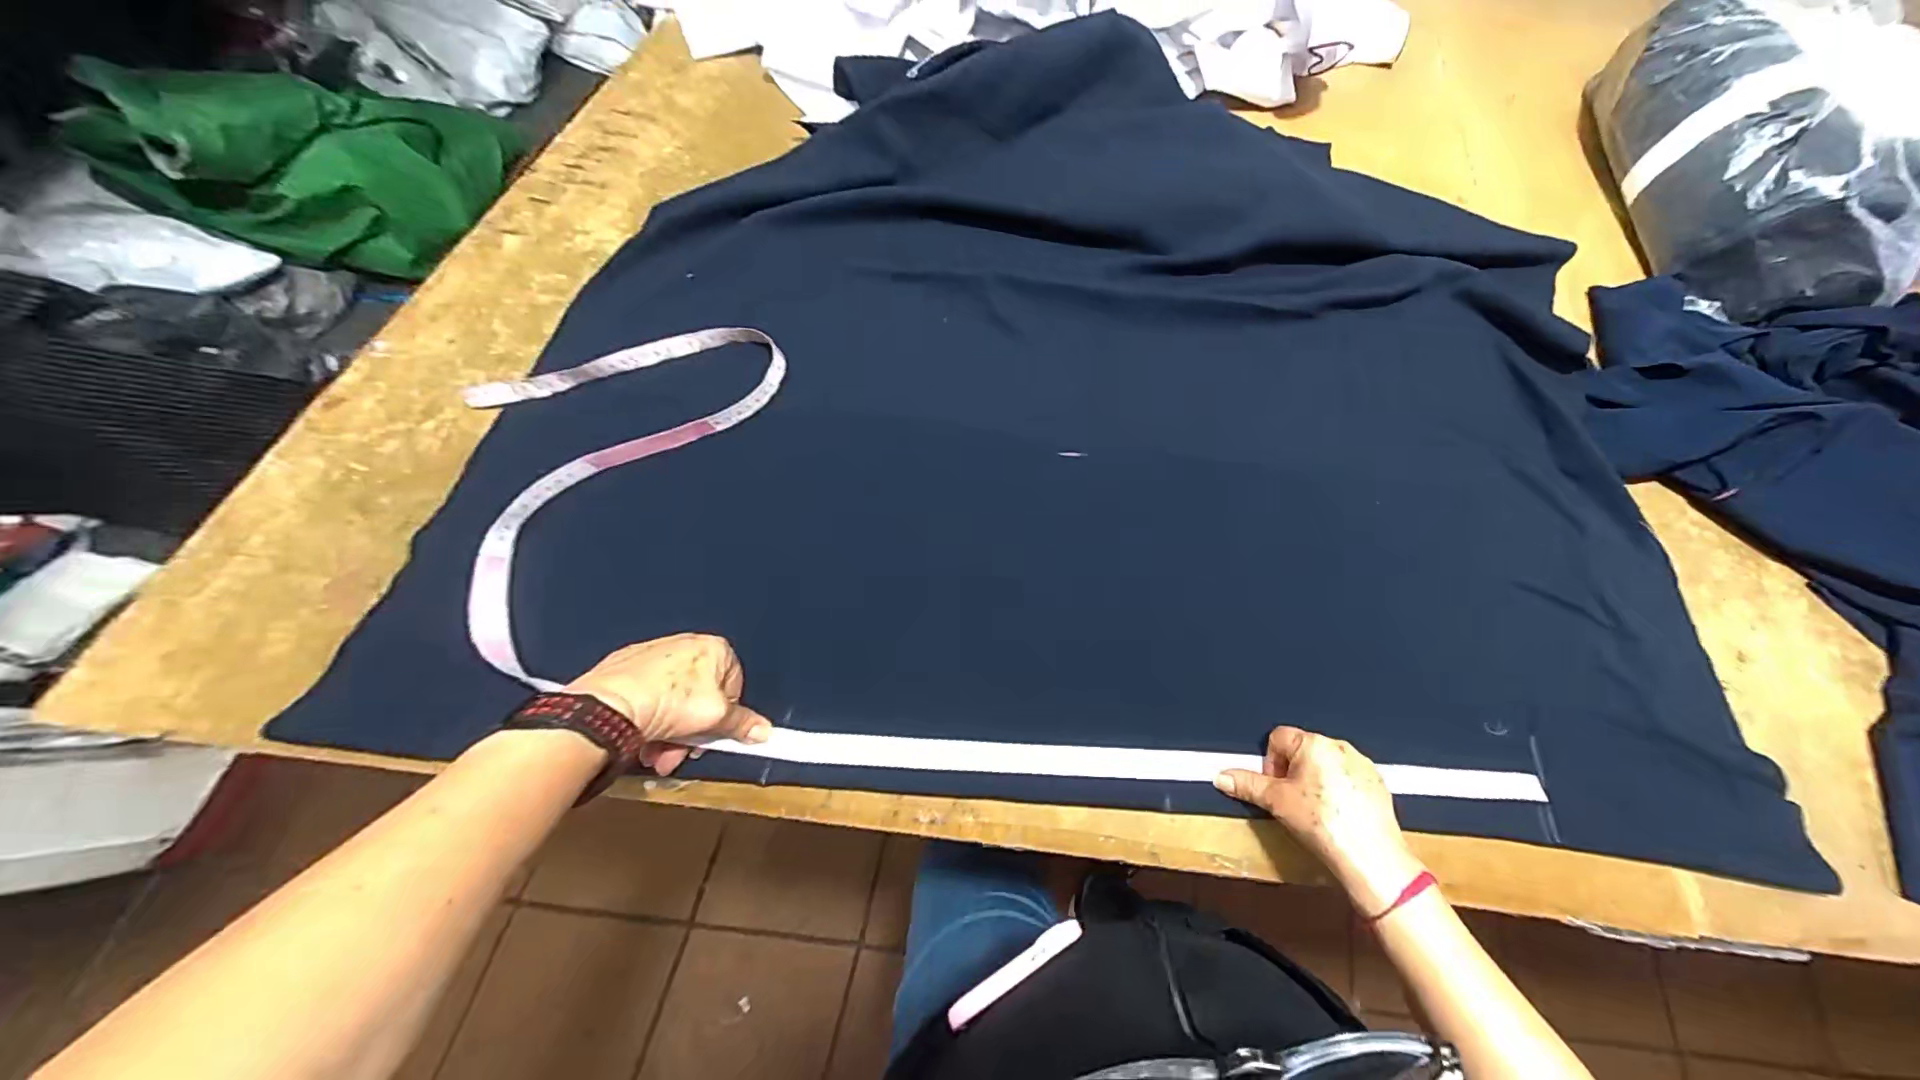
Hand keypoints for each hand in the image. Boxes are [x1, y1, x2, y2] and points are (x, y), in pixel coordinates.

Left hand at [565, 634, 771, 775]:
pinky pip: (646, 696)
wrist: (610, 705)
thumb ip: (742, 724)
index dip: (726, 717)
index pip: (733, 685)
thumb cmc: (668, 702)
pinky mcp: (625, 666)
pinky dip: (646, 718)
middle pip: (700, 696)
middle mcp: (684, 644)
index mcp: (714, 648)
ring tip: (657, 753)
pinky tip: (640, 739)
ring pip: (671, 700)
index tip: (717, 737)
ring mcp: (652, 654)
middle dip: (692, 730)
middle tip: (684, 751)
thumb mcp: (717, 718)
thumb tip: (762, 729)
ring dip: (669, 732)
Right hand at [1215, 726, 1424, 914]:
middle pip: (1301, 751)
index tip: (1274, 786)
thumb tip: (1224, 776)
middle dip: (1291, 773)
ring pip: (1325, 765)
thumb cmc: (1327, 827)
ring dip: (1314, 782)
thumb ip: (1246, 784)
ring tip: (1314, 811)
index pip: (1277, 738)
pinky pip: (1347, 780)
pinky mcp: (1377, 785)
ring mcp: (1362, 766)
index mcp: (1314, 744)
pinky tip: (1335, 816)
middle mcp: (1341, 748)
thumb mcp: (1275, 802)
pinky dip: (1338, 793)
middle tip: (1291, 801)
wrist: (1371, 858)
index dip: (1269, 763)